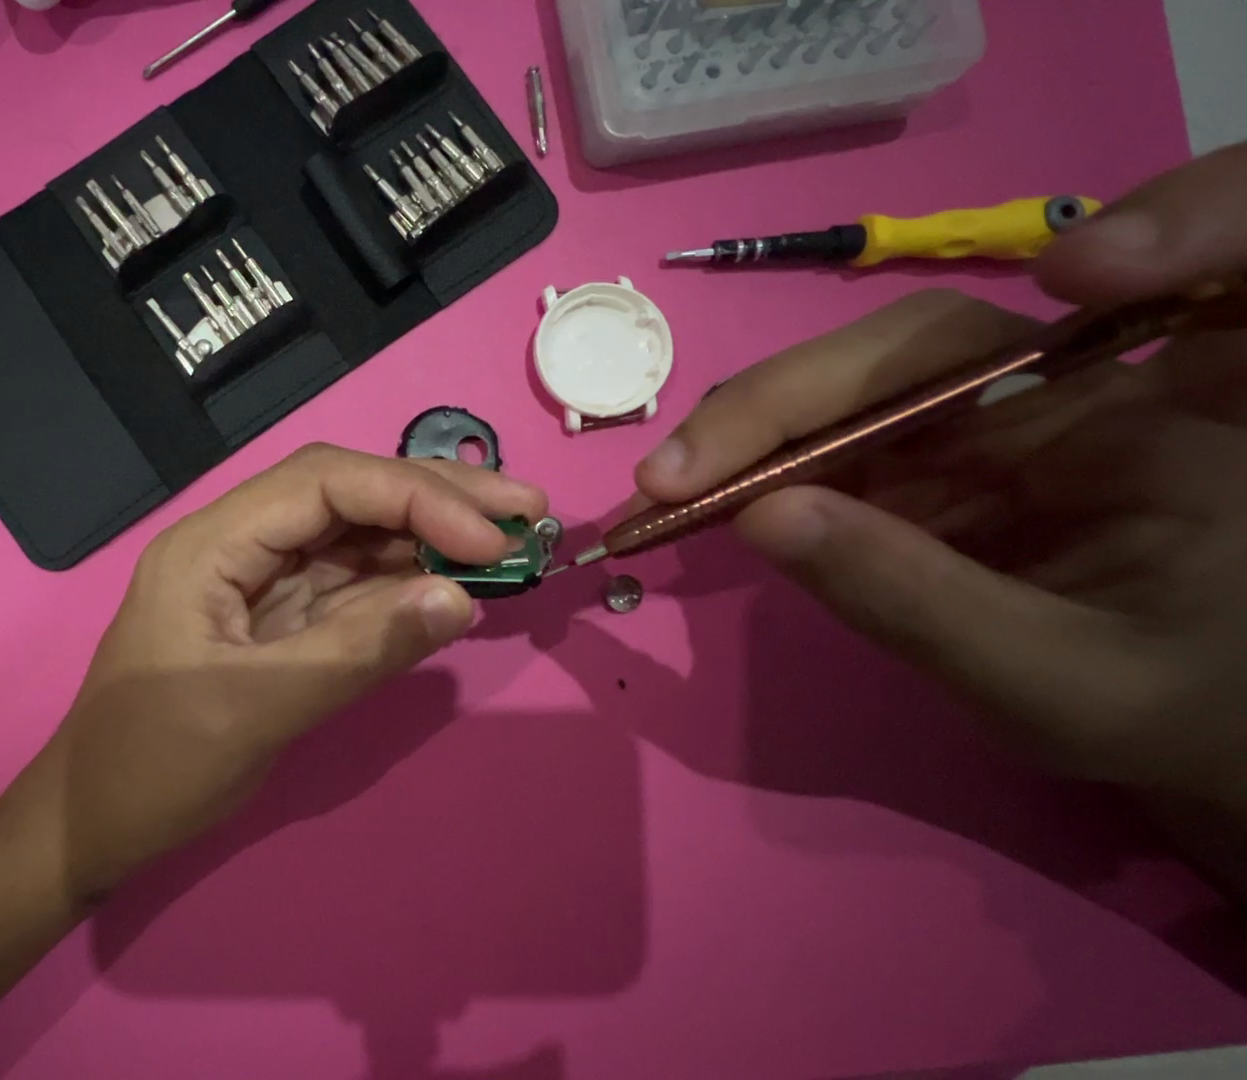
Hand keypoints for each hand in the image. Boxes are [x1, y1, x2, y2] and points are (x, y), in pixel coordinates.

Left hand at [16, 444, 546, 901]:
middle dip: (433, 498)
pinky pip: (348, 588)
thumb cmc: (153, 765)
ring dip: (426, 538)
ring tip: (507, 542)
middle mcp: (236, 546)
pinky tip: (452, 585)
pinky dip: (402, 585)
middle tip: (524, 510)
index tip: (487, 539)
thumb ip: (359, 650)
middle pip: (344, 496)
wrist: (94, 821)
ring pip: (352, 539)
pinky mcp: (275, 621)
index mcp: (211, 545)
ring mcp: (257, 583)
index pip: (324, 485)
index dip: (412, 496)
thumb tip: (459, 599)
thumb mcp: (257, 709)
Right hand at [633, 143, 1246, 813]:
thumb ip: (914, 598)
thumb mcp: (1058, 683)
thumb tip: (760, 513)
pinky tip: (690, 506)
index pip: (985, 346)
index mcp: (1119, 425)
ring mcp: (954, 434)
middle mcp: (1032, 401)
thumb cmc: (1160, 713)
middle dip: (766, 408)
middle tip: (666, 480)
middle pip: (881, 357)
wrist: (1181, 736)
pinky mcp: (900, 471)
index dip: (893, 339)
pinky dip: (737, 476)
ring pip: (824, 398)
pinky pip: (806, 451)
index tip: (1026, 295)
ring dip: (731, 442)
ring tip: (660, 500)